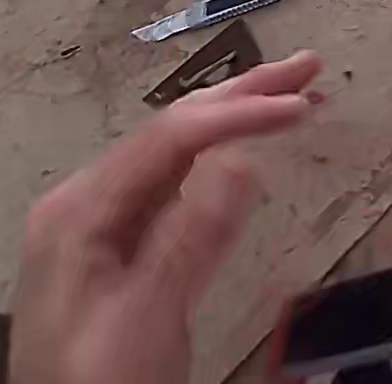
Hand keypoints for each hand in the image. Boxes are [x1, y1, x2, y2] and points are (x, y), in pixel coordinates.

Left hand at [8, 51, 323, 383]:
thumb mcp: (141, 325)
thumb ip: (187, 244)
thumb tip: (243, 163)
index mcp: (83, 209)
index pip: (173, 136)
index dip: (240, 113)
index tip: (302, 107)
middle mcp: (96, 196)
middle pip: (181, 124)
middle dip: (249, 92)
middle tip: (309, 66)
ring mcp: (116, 210)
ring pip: (191, 137)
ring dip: (247, 107)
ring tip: (301, 85)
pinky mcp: (140, 227)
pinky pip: (194, 165)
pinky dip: (238, 140)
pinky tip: (264, 129)